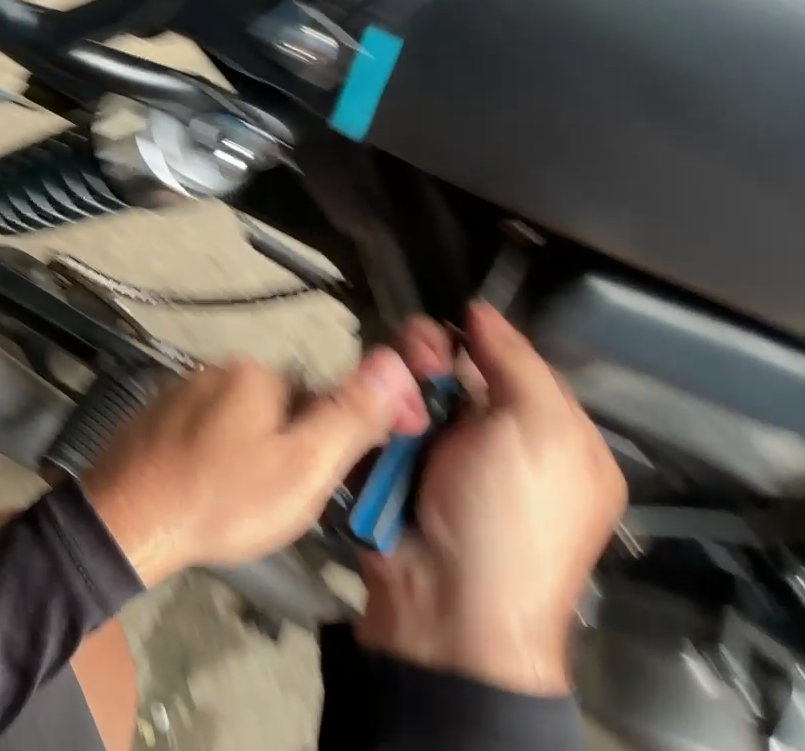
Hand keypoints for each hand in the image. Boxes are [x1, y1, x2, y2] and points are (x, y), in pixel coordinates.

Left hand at [81, 349, 427, 585]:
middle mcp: (209, 372)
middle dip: (295, 451)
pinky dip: (216, 461)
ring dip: (255, 457)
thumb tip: (392, 362)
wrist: (127, 521)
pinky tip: (212, 494)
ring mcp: (174, 395)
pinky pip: (202, 437)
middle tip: (289, 500)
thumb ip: (350, 414)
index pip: (322, 396)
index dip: (343, 438)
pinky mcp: (151, 422)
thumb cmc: (222, 499)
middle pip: (280, 410)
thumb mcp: (304, 466)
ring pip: (241, 426)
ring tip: (247, 503)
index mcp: (251, 374)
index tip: (345, 479)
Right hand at [357, 302, 625, 695]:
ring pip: (397, 390)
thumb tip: (481, 312)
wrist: (444, 594)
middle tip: (409, 362)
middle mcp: (487, 439)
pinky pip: (365, 419)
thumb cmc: (509, 515)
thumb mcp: (542, 434)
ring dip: (389, 388)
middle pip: (444, 371)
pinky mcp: (378, 465)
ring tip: (384, 398)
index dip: (475, 340)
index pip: (505, 362)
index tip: (446, 328)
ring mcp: (428, 454)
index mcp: (546, 435)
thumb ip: (518, 365)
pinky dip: (361, 412)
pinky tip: (359, 409)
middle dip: (422, 360)